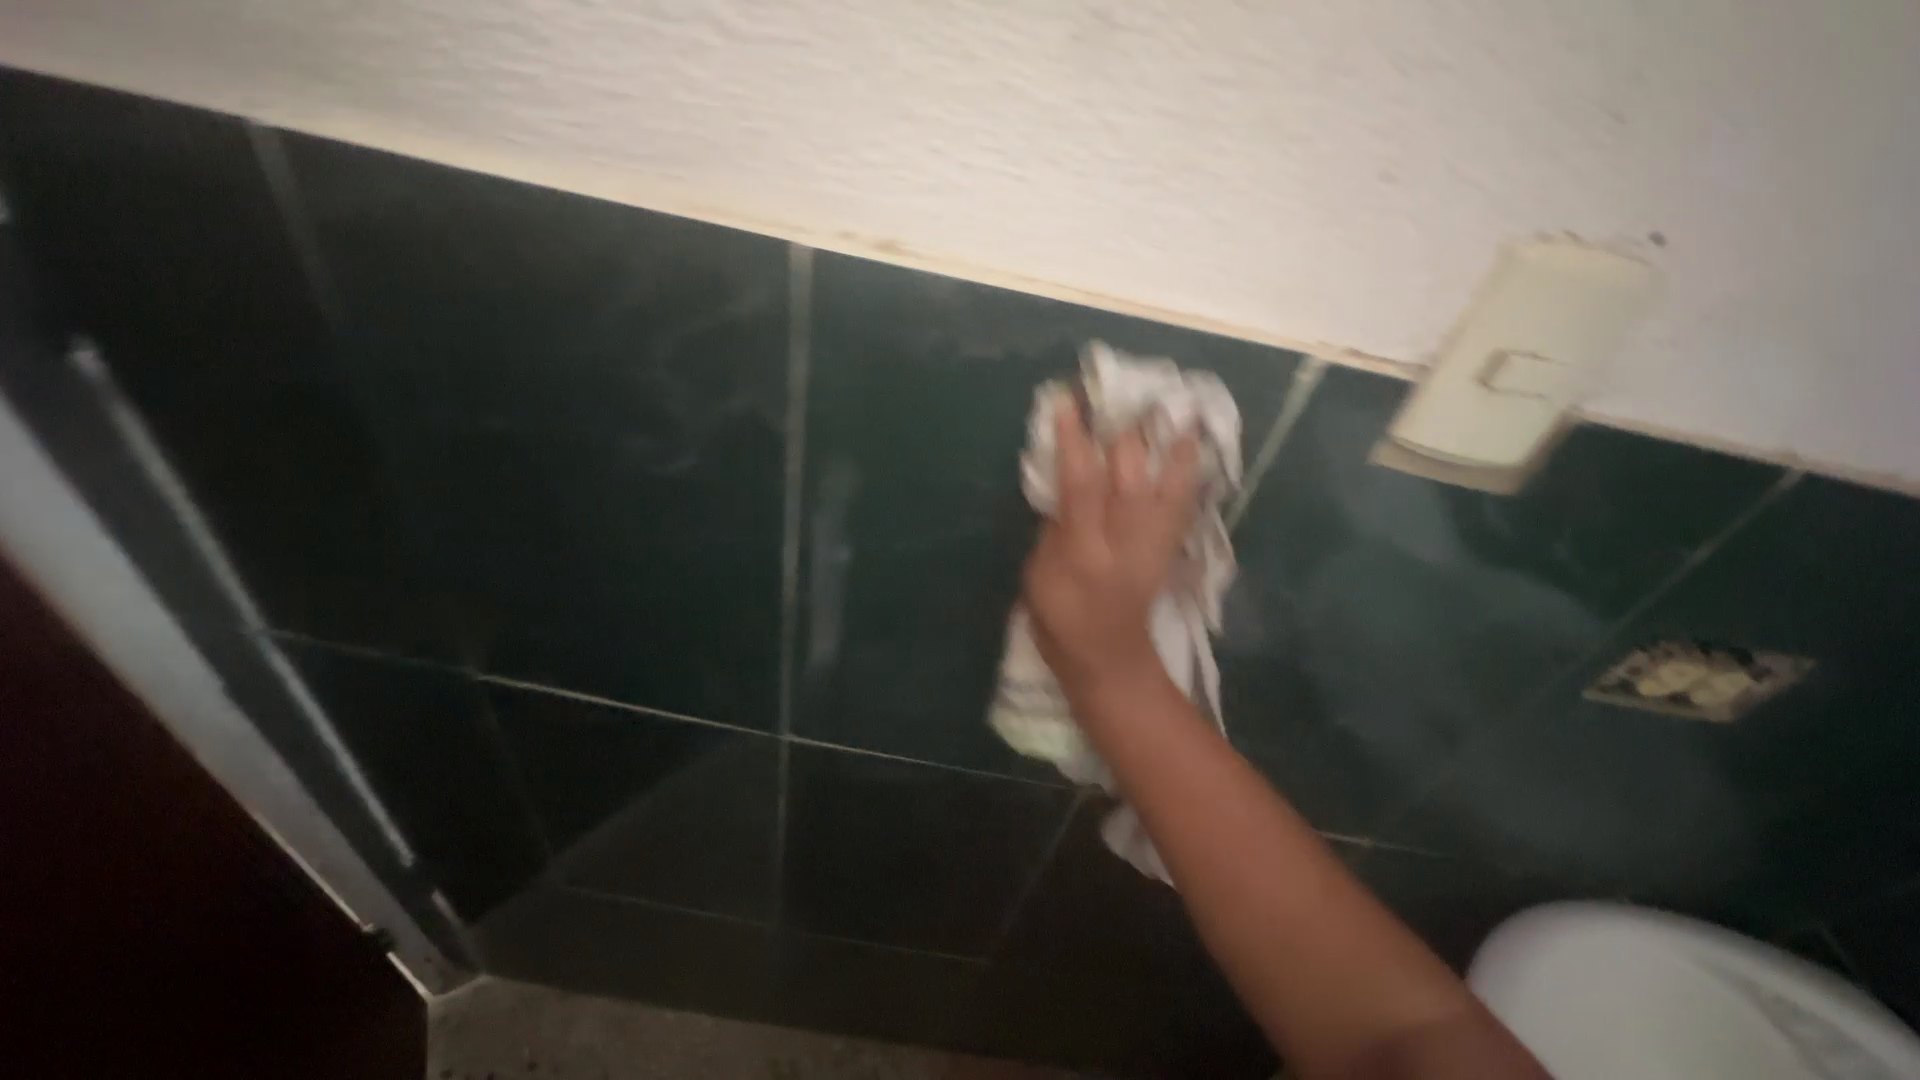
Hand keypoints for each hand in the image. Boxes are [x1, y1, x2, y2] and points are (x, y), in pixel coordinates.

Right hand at [1022, 393, 1200, 701]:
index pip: (1080, 486)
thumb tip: (1067, 480)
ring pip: (1166, 485)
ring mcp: (1153, 546)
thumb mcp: (1039, 576)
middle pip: (1131, 478)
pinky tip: (1192, 440)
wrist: (1110, 660)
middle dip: (1123, 432)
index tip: (1066, 400)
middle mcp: (1124, 544)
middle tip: (1115, 390)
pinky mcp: (1169, 549)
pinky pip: (1184, 502)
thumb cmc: (1060, 622)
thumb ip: (1055, 527)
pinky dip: (1189, 470)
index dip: (1074, 441)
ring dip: (1168, 443)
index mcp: (1083, 553)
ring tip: (1169, 403)